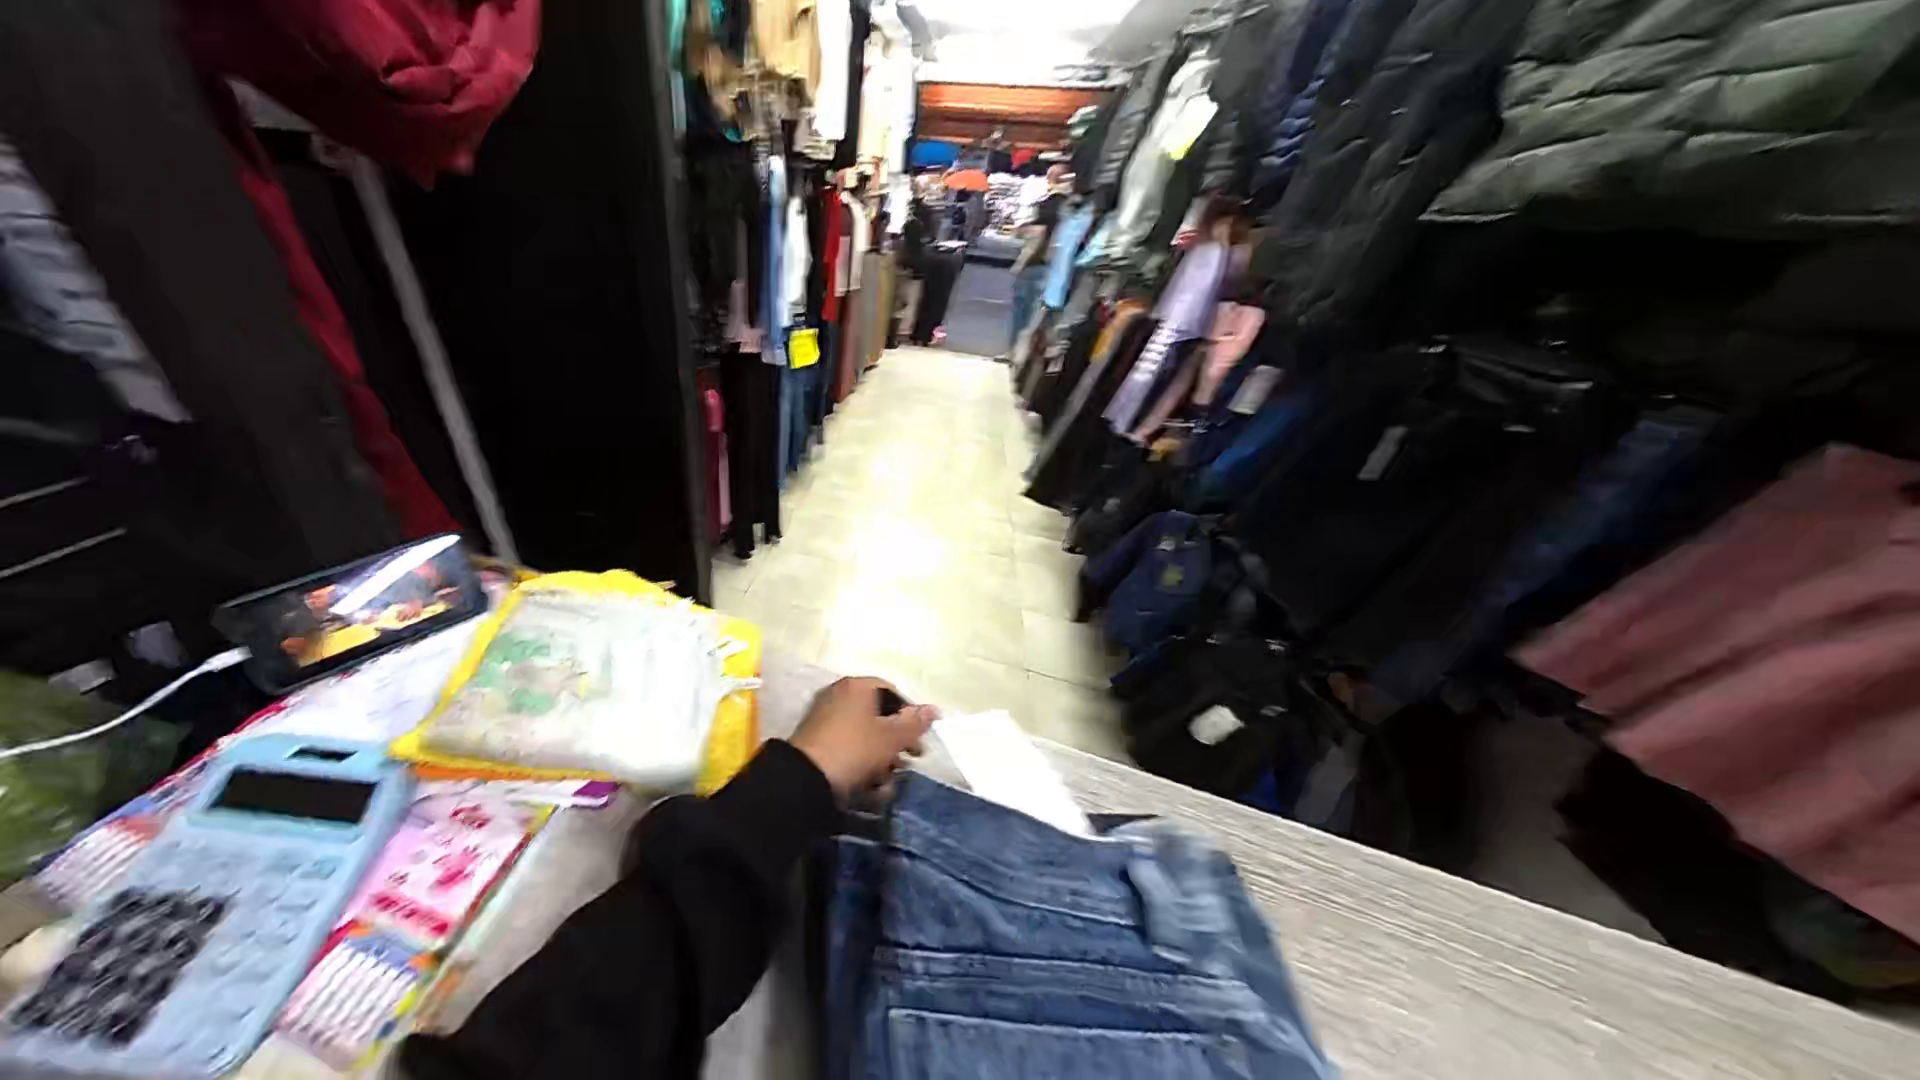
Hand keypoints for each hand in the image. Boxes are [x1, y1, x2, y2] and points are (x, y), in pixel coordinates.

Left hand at [788, 677, 935, 800]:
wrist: (804, 778)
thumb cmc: (854, 749)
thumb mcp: (891, 738)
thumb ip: (915, 724)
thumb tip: (935, 709)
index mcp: (857, 686)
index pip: (893, 693)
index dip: (910, 716)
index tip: (918, 740)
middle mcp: (839, 695)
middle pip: (878, 715)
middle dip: (896, 742)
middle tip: (908, 761)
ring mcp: (824, 717)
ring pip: (863, 734)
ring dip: (880, 757)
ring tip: (886, 781)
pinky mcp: (814, 740)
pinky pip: (846, 746)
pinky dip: (860, 762)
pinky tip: (867, 785)